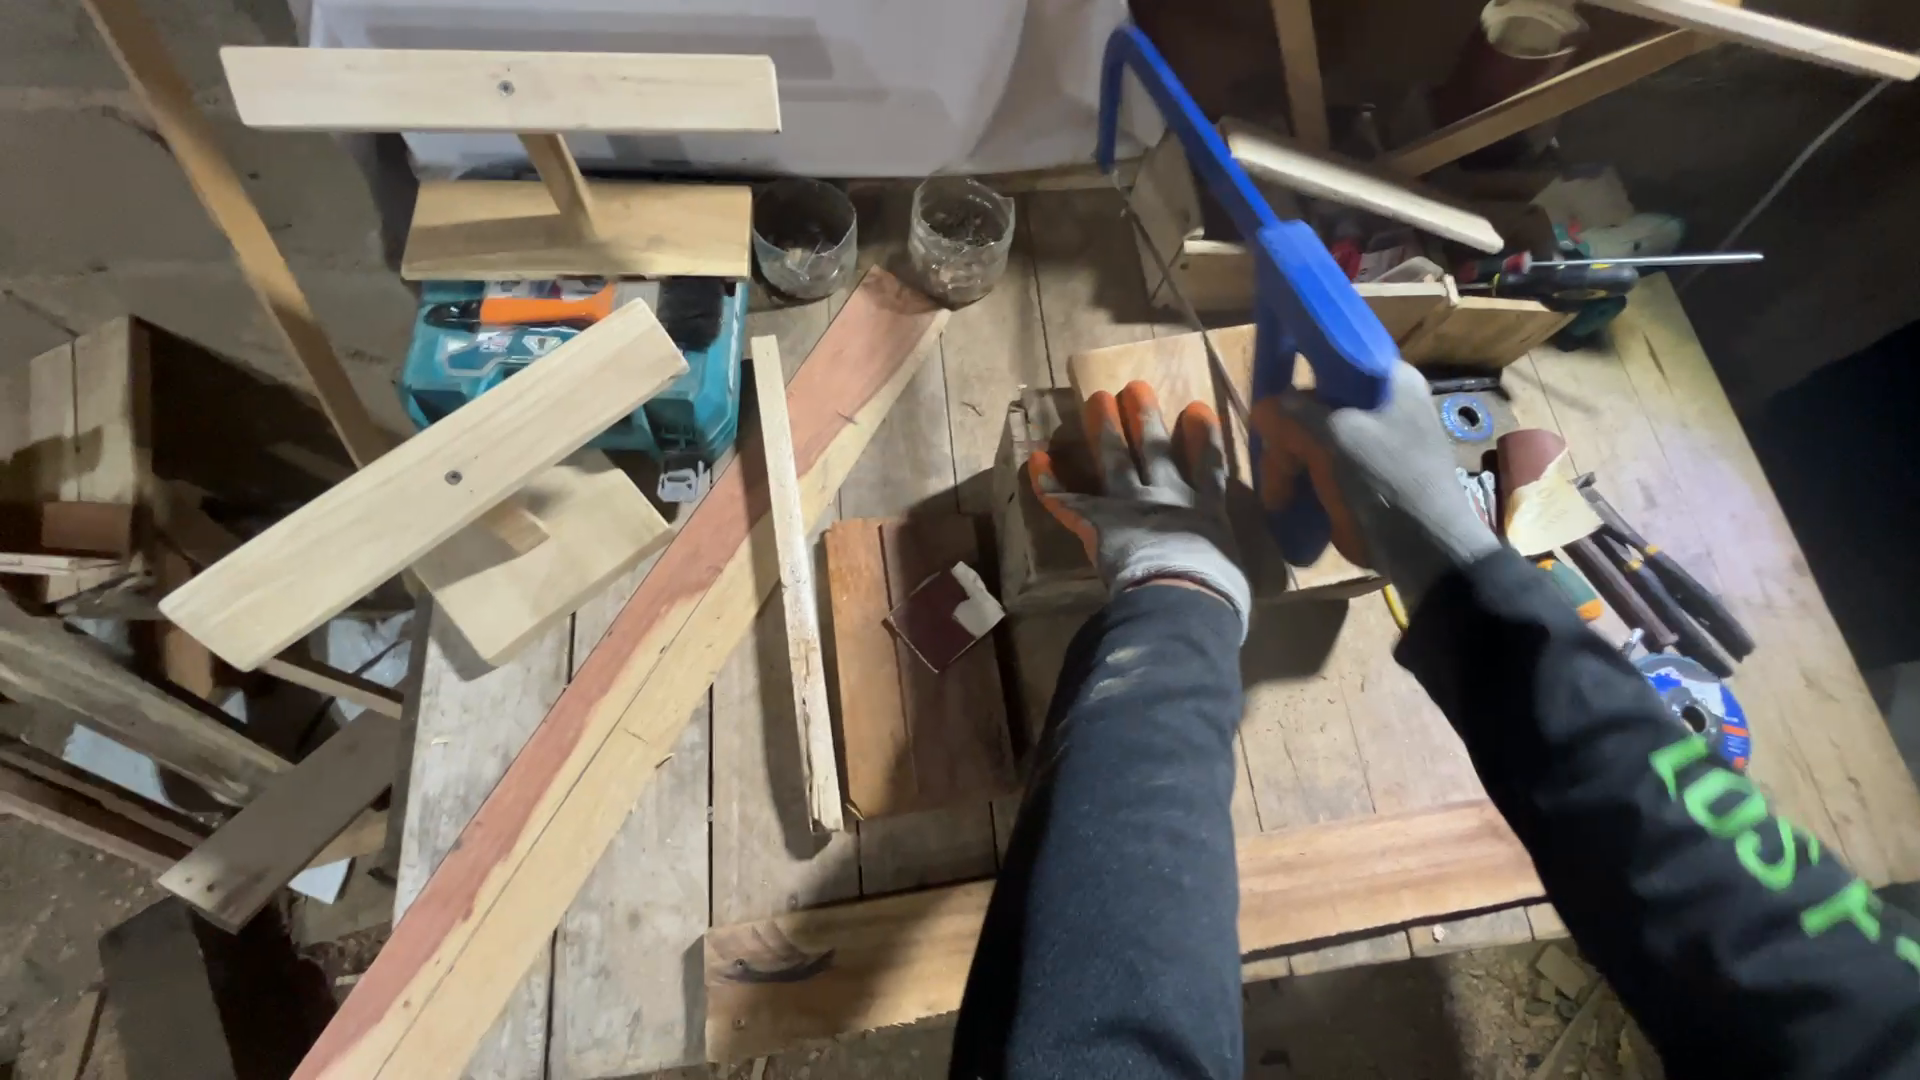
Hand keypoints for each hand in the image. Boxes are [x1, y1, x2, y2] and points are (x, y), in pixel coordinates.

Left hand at [1028, 382, 1251, 638]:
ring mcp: (1129, 504)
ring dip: (1105, 429)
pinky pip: (1066, 500)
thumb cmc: (1216, 590)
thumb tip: (1223, 583)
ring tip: (1097, 398)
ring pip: (1115, 459)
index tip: (1197, 409)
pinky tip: (1037, 458)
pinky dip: (1049, 482)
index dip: (1203, 438)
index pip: (1207, 466)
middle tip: (1135, 387)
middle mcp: (1167, 497)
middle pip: (1155, 449)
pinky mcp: (1096, 521)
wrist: (1181, 592)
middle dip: (1145, 417)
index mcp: (1204, 510)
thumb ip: (1222, 566)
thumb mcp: (1230, 574)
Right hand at [1249, 361, 1497, 611]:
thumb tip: (1262, 407)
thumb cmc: (1386, 482)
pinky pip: (1317, 465)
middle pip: (1310, 409)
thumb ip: (1294, 416)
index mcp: (1386, 381)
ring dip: (1286, 469)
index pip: (1325, 366)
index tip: (1271, 423)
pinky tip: (1290, 499)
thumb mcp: (1335, 440)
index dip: (1293, 393)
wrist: (1422, 547)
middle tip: (1277, 479)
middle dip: (1286, 445)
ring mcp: (1370, 441)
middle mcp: (1380, 404)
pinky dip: (1299, 480)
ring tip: (1280, 500)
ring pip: (1307, 441)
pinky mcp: (1361, 473)